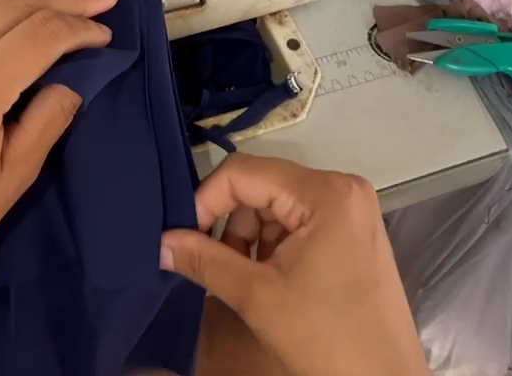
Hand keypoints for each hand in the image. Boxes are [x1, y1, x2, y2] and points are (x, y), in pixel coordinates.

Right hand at [160, 154, 429, 375]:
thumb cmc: (327, 339)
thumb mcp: (258, 298)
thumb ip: (204, 261)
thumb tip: (159, 242)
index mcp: (324, 191)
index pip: (243, 172)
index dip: (205, 200)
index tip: (183, 237)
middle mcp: (340, 186)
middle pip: (260, 186)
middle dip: (231, 224)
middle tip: (213, 265)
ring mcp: (349, 208)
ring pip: (275, 204)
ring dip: (249, 238)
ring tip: (242, 279)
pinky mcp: (351, 231)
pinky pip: (296, 221)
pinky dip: (273, 245)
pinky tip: (267, 279)